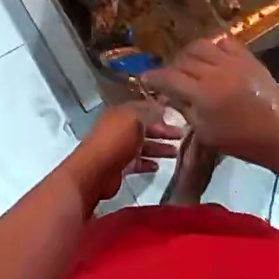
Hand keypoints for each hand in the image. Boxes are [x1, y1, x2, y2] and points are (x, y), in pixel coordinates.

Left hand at [69, 100, 184, 202]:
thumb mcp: (135, 119)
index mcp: (121, 113)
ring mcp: (119, 148)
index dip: (160, 112)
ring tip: (176, 152)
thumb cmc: (116, 140)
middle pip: (145, 128)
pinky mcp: (119, 166)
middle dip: (163, 131)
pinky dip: (148, 163)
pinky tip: (159, 167)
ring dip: (159, 148)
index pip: (143, 108)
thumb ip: (150, 113)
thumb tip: (163, 107)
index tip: (178, 116)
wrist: (96, 170)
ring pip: (143, 146)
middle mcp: (120, 128)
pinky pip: (137, 162)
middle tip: (182, 136)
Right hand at [141, 36, 278, 167]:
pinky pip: (224, 42)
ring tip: (190, 65)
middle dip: (172, 68)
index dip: (154, 77)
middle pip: (182, 60)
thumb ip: (185, 110)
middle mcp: (215, 72)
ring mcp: (233, 62)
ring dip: (189, 54)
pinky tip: (212, 58)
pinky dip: (213, 47)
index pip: (169, 77)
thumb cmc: (242, 142)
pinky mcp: (248, 58)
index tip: (145, 79)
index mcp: (202, 94)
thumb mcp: (206, 133)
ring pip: (200, 46)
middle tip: (171, 78)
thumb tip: (171, 95)